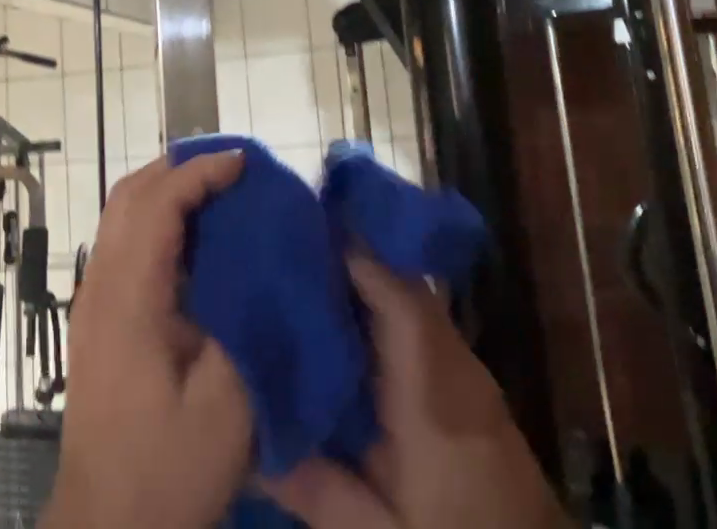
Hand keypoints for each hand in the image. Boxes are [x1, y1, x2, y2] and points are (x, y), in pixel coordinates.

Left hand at [44, 151, 252, 528]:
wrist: (106, 522)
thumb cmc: (168, 467)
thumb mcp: (226, 406)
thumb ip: (245, 324)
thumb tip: (264, 262)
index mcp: (129, 300)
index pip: (156, 206)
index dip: (199, 172)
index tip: (246, 162)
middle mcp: (99, 288)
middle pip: (127, 198)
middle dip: (178, 167)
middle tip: (233, 165)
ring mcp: (92, 304)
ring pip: (121, 218)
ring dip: (166, 191)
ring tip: (220, 189)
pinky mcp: (98, 321)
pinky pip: (124, 246)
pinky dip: (159, 221)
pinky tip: (199, 239)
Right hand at [263, 254, 566, 528]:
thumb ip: (316, 489)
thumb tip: (248, 442)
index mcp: (435, 395)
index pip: (400, 299)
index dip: (357, 254)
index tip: (305, 225)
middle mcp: (456, 368)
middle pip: (402, 291)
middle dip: (346, 262)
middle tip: (285, 243)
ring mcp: (468, 376)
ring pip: (410, 308)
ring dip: (360, 287)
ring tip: (298, 274)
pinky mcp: (468, 391)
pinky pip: (416, 335)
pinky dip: (376, 318)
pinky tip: (335, 328)